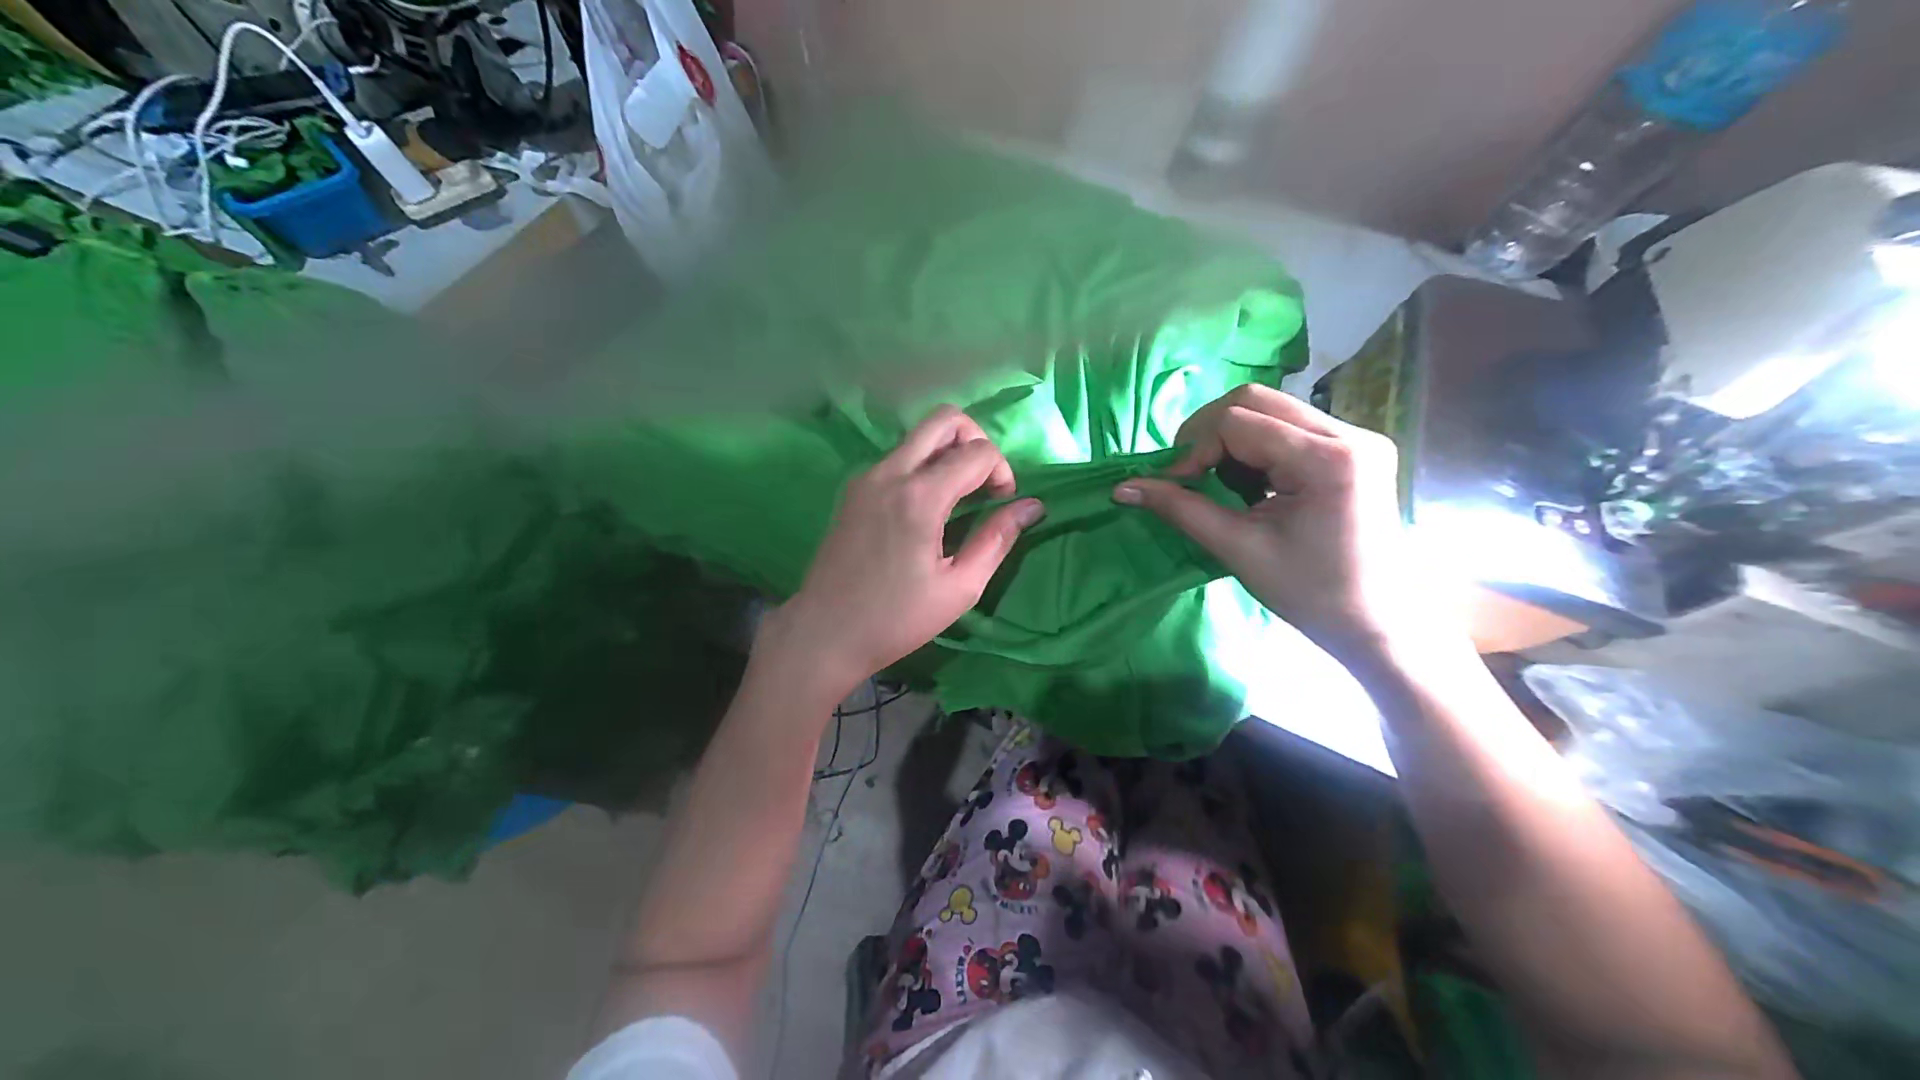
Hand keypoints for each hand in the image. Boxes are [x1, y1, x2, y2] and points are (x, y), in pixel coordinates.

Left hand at [759, 406, 1044, 696]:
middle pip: (944, 418)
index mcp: (919, 497)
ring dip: (949, 452)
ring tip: (960, 498)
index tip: (1002, 505)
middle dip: (976, 440)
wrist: (825, 632)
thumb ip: (997, 540)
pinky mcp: (854, 489)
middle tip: (984, 483)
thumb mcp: (959, 588)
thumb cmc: (896, 619)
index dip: (1002, 471)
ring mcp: (866, 477)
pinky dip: (924, 466)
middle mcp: (890, 473)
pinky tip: (930, 508)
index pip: (977, 452)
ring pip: (919, 435)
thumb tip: (1032, 506)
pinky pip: (899, 457)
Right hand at [1113, 385, 1443, 660]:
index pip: (1237, 421)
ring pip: (1272, 408)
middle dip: (1208, 433)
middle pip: (1255, 400)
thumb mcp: (1238, 549)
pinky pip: (1291, 425)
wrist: (1375, 623)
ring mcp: (1358, 437)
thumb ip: (1180, 509)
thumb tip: (1122, 488)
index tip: (1174, 485)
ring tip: (1220, 481)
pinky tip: (1252, 482)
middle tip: (1189, 474)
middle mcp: (1350, 434)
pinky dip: (1257, 445)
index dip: (1193, 447)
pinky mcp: (1356, 448)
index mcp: (1327, 459)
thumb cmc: (1308, 594)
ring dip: (1232, 437)